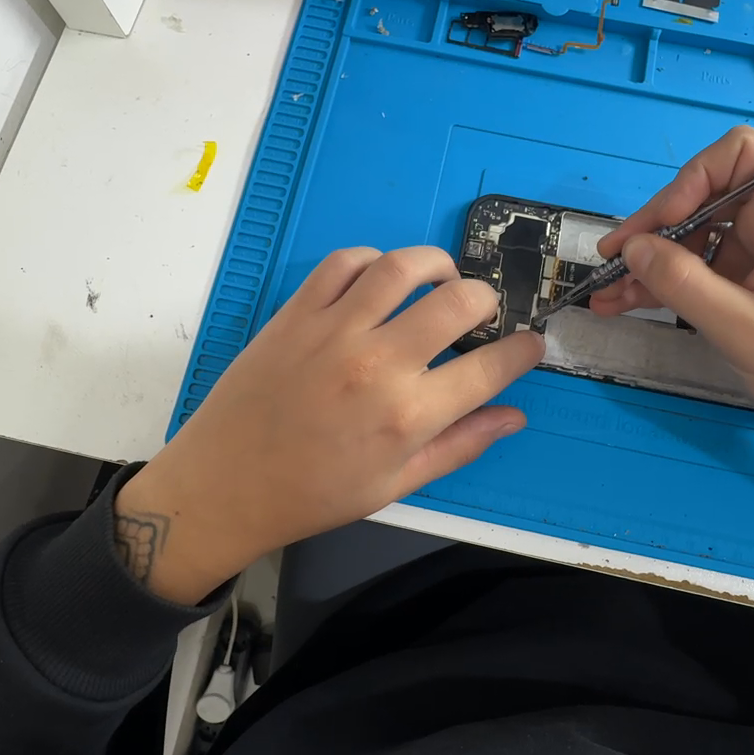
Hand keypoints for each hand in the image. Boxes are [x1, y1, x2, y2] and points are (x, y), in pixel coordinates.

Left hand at [115, 246, 544, 602]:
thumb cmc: (314, 494)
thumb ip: (460, 446)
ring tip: (441, 279)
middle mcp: (379, 363)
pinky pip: (344, 262)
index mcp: (409, 415)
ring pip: (403, 267)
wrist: (224, 485)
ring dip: (436, 265)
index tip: (529, 344)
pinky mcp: (297, 312)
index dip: (523, 351)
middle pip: (459, 302)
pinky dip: (372, 260)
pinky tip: (379, 279)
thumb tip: (515, 416)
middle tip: (481, 313)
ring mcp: (334, 330)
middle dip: (487, 300)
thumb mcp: (396, 485)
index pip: (491, 367)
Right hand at [589, 125, 753, 449]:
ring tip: (605, 294)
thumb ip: (682, 283)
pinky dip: (664, 284)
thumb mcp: (743, 329)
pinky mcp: (752, 284)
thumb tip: (632, 247)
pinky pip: (700, 270)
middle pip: (703, 198)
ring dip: (649, 263)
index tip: (664, 222)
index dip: (693, 177)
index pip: (740, 154)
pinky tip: (624, 303)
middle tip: (610, 262)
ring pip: (694, 238)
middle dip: (654, 228)